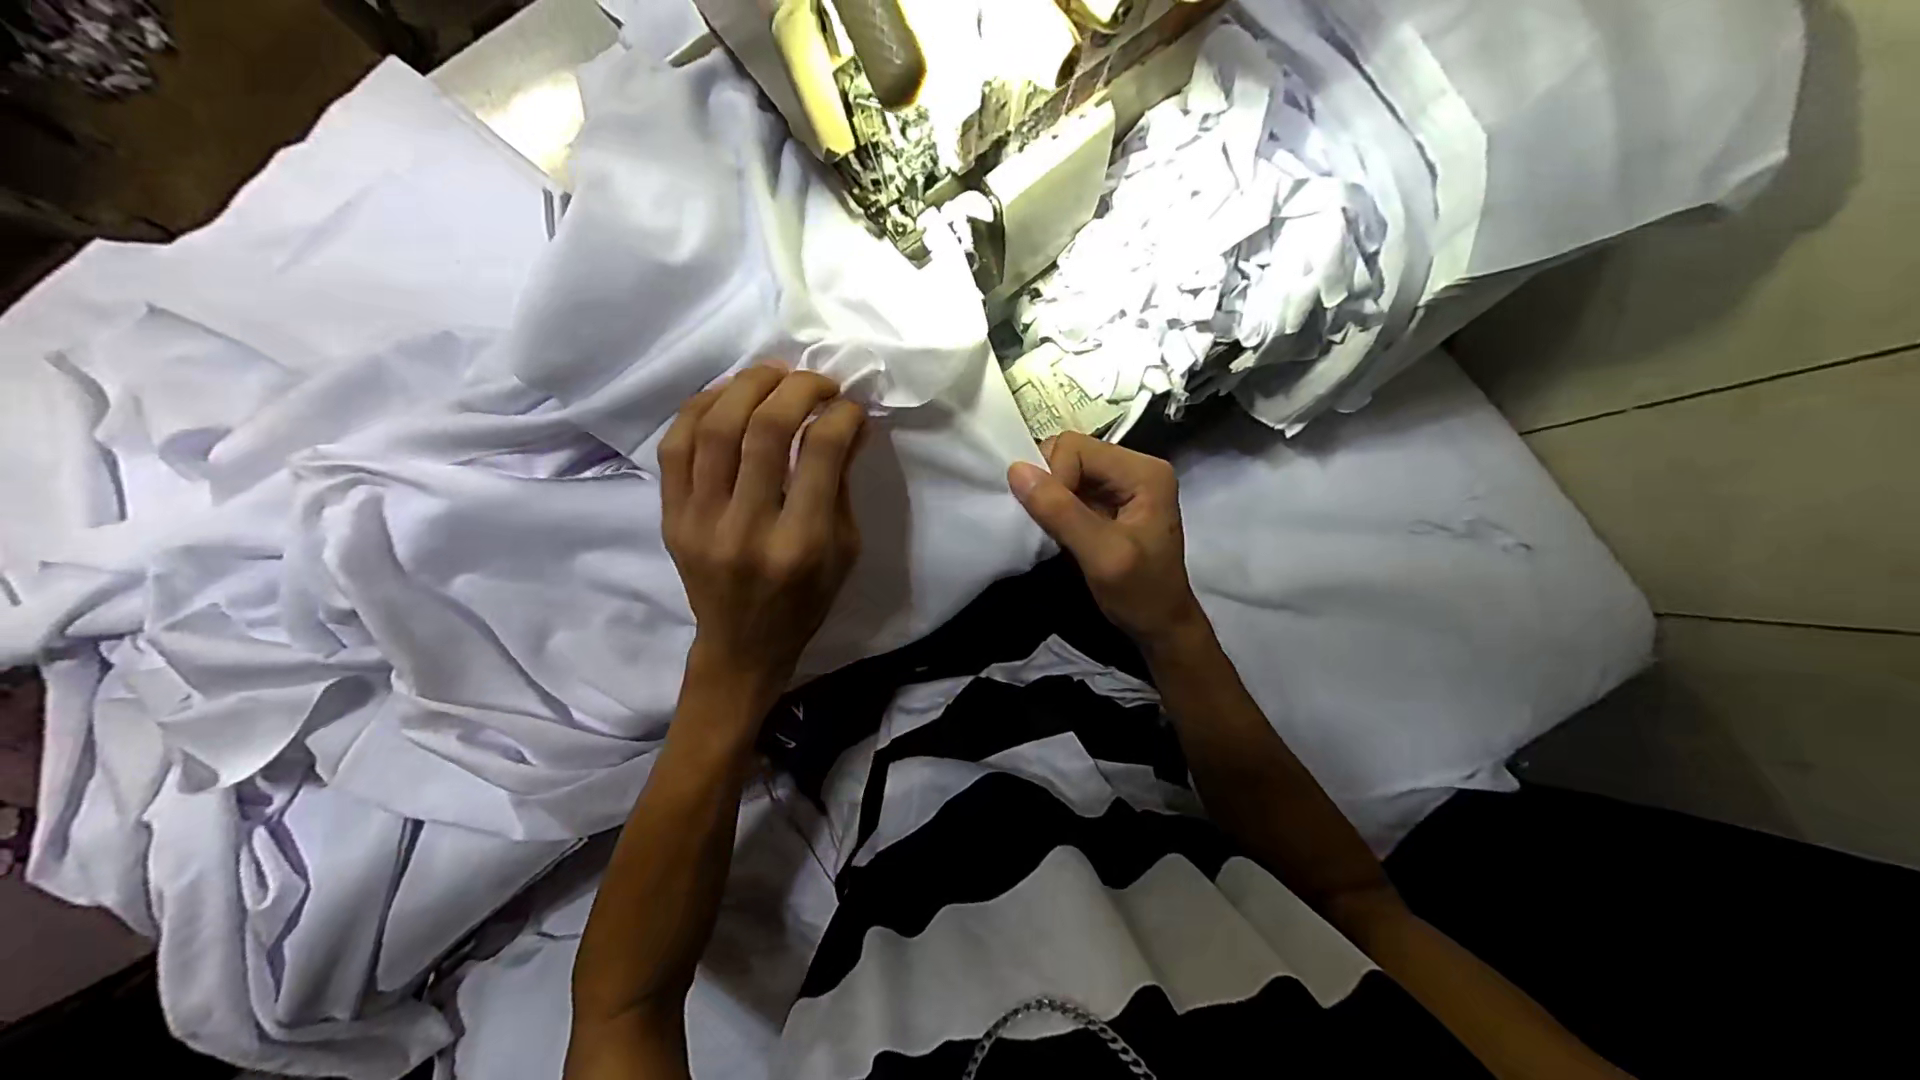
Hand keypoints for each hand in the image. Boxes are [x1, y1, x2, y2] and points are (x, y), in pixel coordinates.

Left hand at [659, 365, 865, 710]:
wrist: (743, 644)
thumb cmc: (805, 601)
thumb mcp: (844, 550)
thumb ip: (842, 484)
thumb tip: (849, 420)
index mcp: (800, 544)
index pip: (820, 452)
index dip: (840, 414)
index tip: (850, 405)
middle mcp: (747, 528)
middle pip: (765, 429)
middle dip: (797, 388)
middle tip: (815, 380)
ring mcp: (700, 521)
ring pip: (715, 427)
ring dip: (747, 386)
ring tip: (772, 374)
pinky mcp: (671, 517)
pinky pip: (676, 446)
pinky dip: (701, 408)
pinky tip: (727, 395)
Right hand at [1008, 433, 1206, 646]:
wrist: (1160, 626)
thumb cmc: (1140, 594)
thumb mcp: (1101, 555)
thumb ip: (1061, 512)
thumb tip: (1016, 470)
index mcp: (1143, 471)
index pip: (1075, 448)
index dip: (1055, 478)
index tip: (1055, 520)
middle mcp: (1134, 467)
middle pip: (1069, 453)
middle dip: (1051, 485)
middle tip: (1053, 525)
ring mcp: (1120, 483)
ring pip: (1064, 469)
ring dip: (1051, 497)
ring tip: (1057, 530)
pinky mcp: (1107, 500)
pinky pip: (1068, 487)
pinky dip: (1055, 506)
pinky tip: (1060, 531)